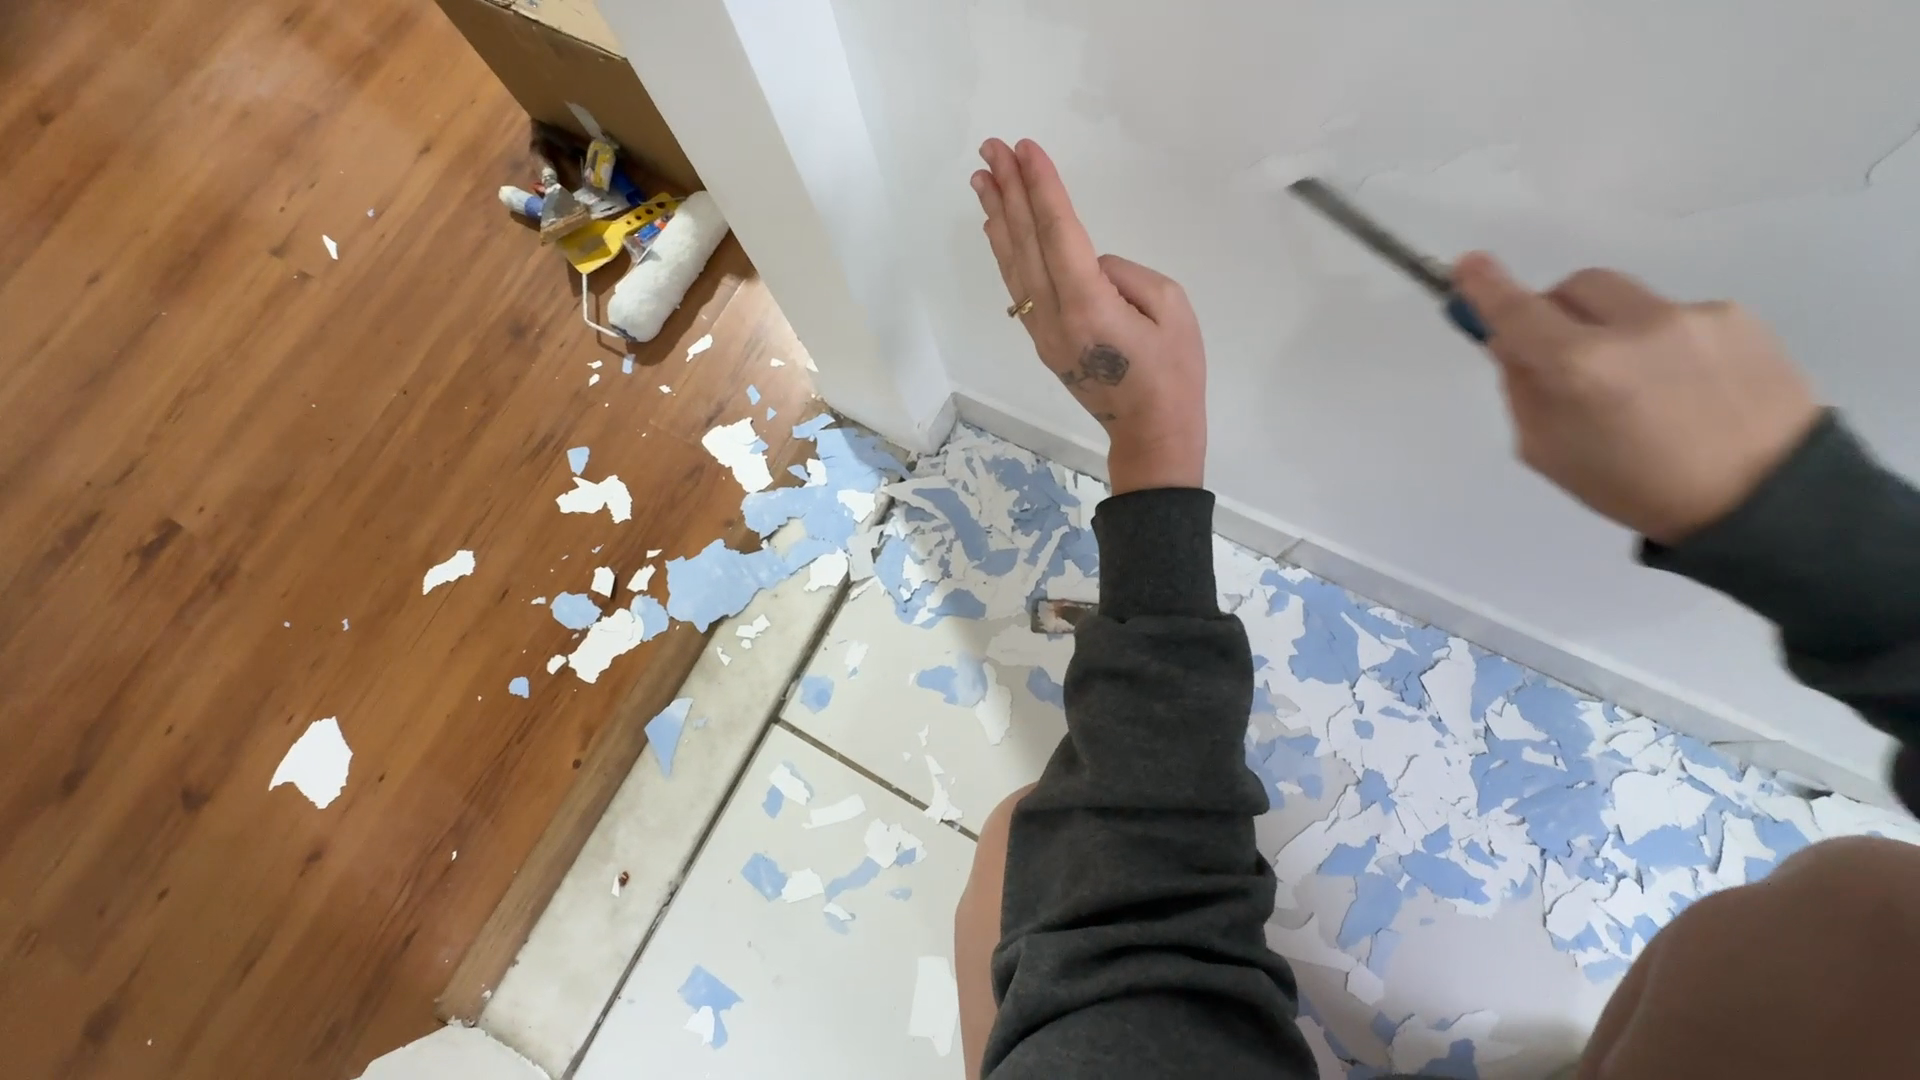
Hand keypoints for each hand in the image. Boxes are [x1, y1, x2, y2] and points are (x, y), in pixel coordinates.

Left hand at [971, 138, 1205, 494]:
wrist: (1150, 432)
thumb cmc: (1171, 374)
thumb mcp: (1170, 308)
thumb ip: (1124, 275)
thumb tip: (1090, 266)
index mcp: (1087, 306)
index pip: (1058, 233)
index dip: (1041, 188)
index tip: (1024, 149)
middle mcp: (1054, 317)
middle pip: (1026, 244)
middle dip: (1009, 192)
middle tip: (991, 147)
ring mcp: (1043, 332)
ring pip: (1014, 266)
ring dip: (998, 219)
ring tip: (982, 178)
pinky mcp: (1044, 341)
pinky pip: (1020, 288)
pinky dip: (1007, 254)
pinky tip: (998, 231)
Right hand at [1453, 253, 1821, 544]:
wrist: (1760, 496)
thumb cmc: (1632, 484)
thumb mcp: (1547, 449)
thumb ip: (1523, 387)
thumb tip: (1512, 343)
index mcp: (1581, 367)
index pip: (1518, 312)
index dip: (1486, 287)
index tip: (1467, 265)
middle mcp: (1635, 327)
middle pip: (1573, 287)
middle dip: (1554, 310)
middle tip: (1556, 351)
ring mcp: (1692, 315)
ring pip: (1624, 300)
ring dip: (1606, 326)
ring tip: (1632, 380)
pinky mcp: (1737, 316)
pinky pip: (1671, 315)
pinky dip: (1655, 340)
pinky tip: (1676, 383)